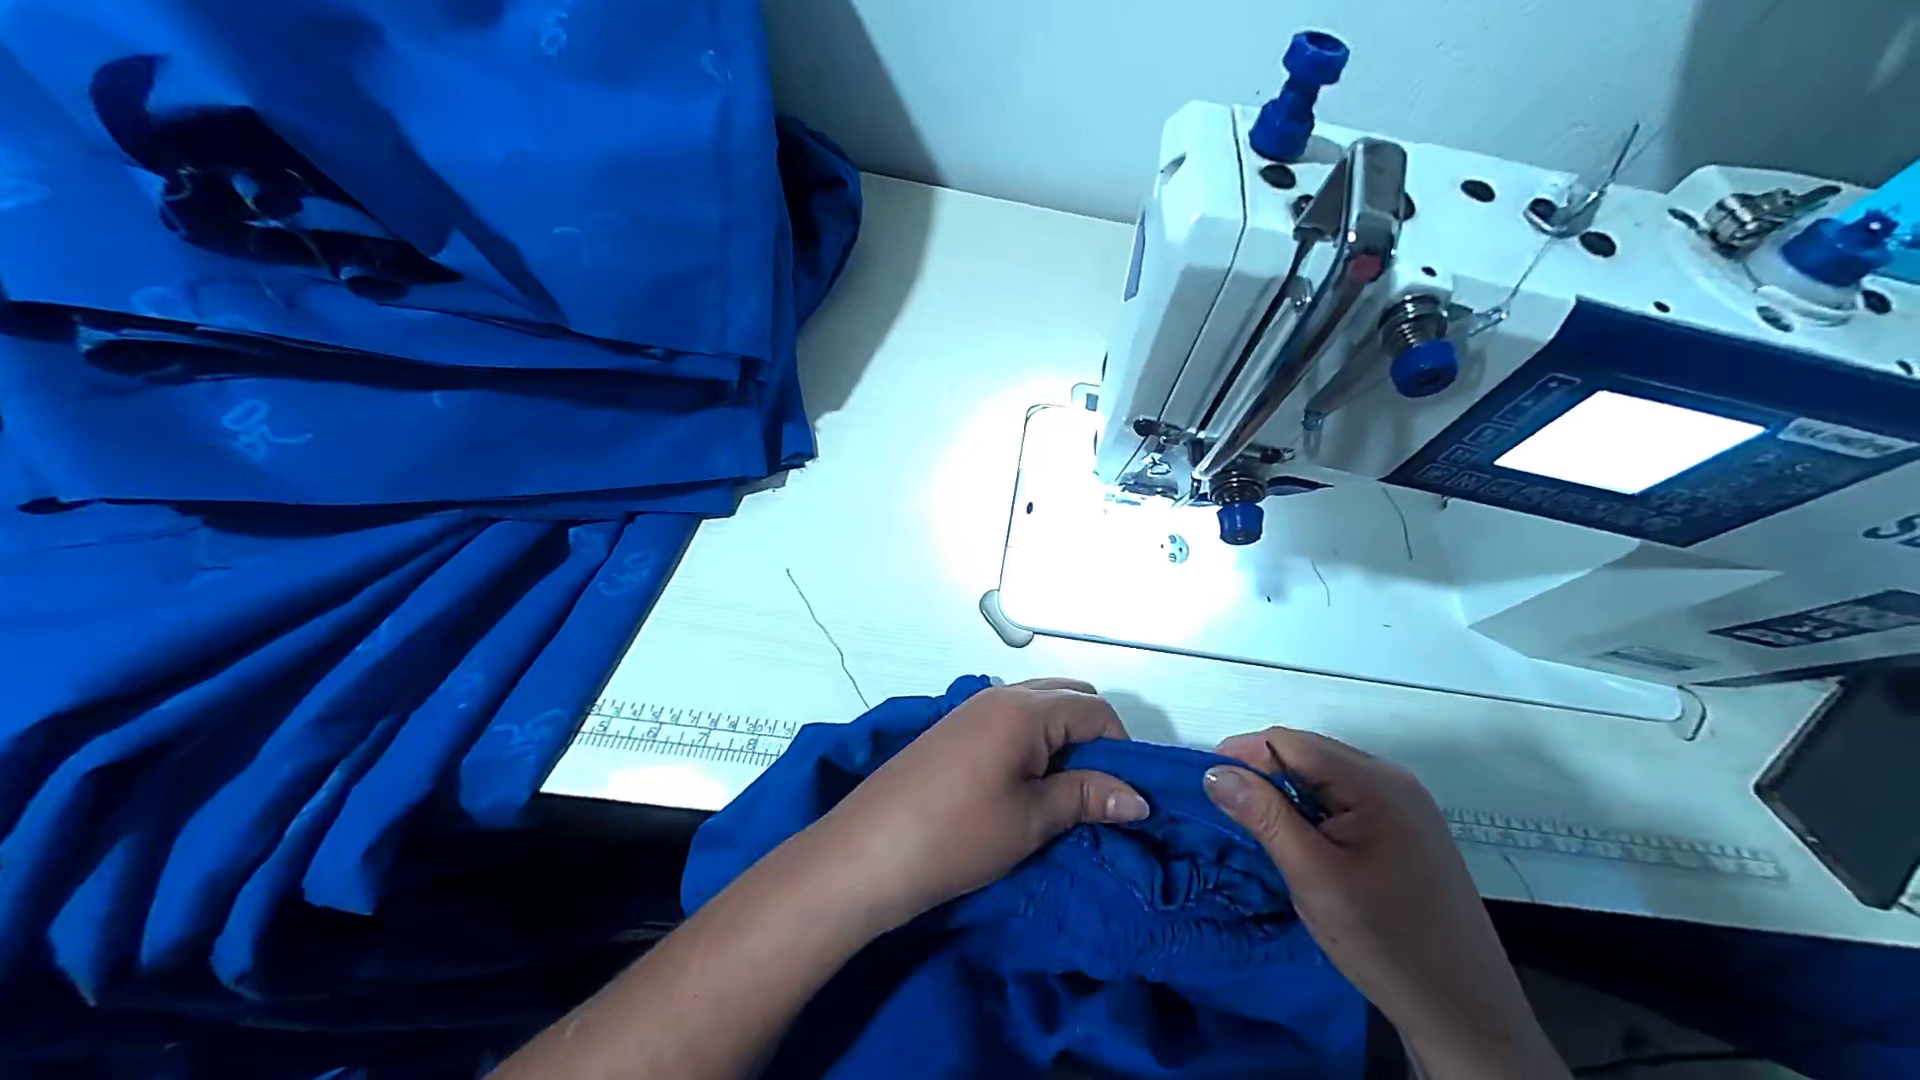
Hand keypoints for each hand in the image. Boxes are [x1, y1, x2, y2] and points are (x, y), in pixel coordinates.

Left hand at [802, 678, 1147, 931]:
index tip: (1124, 795)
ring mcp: (971, 709)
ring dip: (1061, 738)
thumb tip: (1140, 798)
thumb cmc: (957, 835)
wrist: (867, 853)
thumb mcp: (1031, 819)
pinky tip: (1023, 782)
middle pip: (1068, 697)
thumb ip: (1087, 796)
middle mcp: (999, 696)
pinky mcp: (952, 729)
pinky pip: (1008, 719)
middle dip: (1093, 737)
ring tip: (1061, 790)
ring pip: (1037, 706)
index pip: (1095, 710)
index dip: (1121, 750)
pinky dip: (1031, 741)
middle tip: (1095, 790)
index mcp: (1024, 708)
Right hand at [1204, 727, 1565, 1079]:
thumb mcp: (1312, 875)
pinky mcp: (1406, 829)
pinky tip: (1304, 843)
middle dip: (1264, 774)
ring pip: (1323, 775)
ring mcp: (1405, 805)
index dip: (1245, 756)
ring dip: (1287, 794)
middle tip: (1236, 815)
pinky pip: (1344, 798)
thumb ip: (1262, 815)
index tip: (1213, 790)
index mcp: (1376, 784)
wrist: (1465, 1015)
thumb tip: (1214, 773)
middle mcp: (1393, 781)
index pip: (1290, 742)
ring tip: (1266, 832)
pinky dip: (1313, 810)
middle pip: (1307, 753)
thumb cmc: (1385, 941)